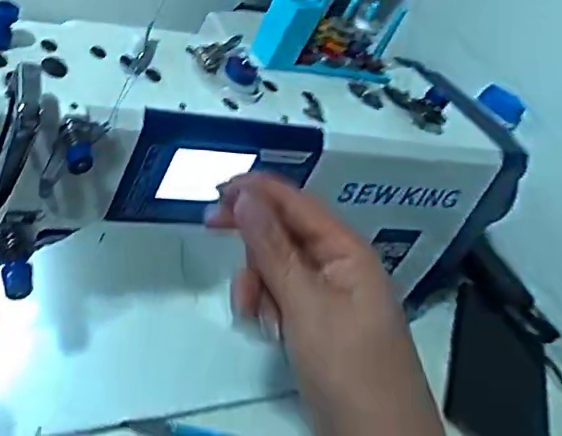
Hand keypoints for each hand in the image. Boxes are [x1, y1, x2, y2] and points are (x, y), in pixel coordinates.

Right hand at [207, 173, 444, 435]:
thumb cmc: (350, 371)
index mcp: (346, 251)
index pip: (295, 201)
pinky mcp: (318, 322)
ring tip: (250, 309)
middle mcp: (338, 265)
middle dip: (251, 236)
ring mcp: (329, 295)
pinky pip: (281, 292)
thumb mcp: (305, 305)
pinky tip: (263, 325)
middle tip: (211, 227)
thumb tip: (245, 195)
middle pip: (283, 228)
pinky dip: (264, 301)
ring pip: (276, 262)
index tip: (216, 190)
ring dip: (256, 278)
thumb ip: (271, 247)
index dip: (255, 189)